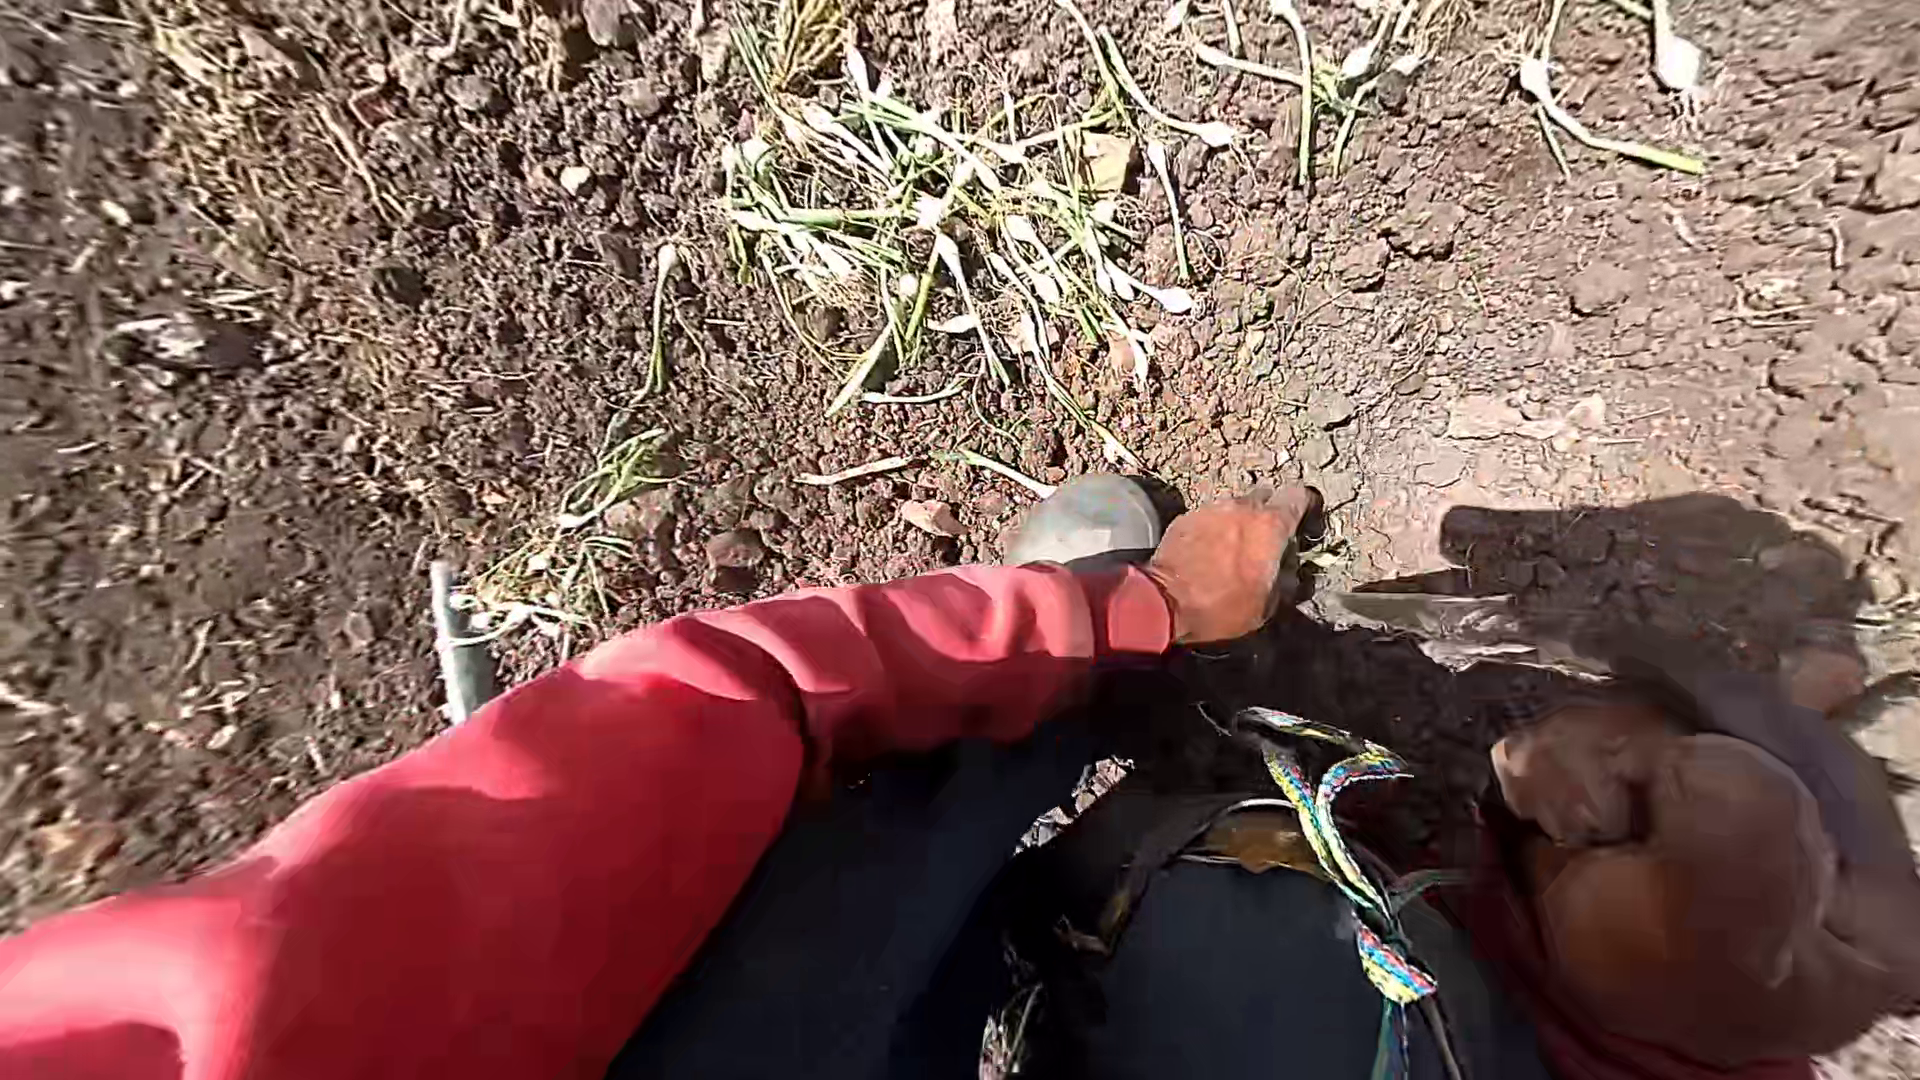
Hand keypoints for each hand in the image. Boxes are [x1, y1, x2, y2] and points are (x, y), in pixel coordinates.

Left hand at [1144, 487, 1316, 643]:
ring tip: (1232, 548)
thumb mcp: (1266, 604)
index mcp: (1269, 524)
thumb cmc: (1219, 606)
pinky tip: (1207, 550)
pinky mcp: (1184, 517)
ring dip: (1237, 522)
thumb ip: (1284, 578)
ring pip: (1233, 506)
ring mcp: (1209, 509)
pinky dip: (1212, 528)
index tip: (1302, 526)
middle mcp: (1240, 508)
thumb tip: (1286, 571)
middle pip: (1265, 498)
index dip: (1305, 509)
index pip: (1299, 496)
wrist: (1163, 601)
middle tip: (1264, 542)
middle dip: (1268, 516)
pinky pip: (1207, 516)